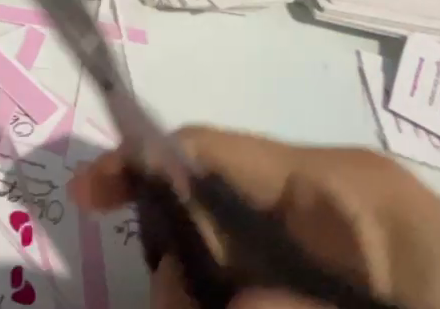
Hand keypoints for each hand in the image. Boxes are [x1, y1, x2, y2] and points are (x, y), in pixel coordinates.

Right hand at [68, 127, 439, 308]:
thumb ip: (294, 299)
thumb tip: (216, 300)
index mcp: (329, 180)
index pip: (203, 147)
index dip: (136, 164)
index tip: (89, 201)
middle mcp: (325, 198)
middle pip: (209, 213)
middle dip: (178, 261)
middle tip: (175, 308)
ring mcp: (341, 240)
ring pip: (236, 259)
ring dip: (207, 291)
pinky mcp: (350, 275)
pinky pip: (273, 281)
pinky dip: (243, 298)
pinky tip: (235, 307)